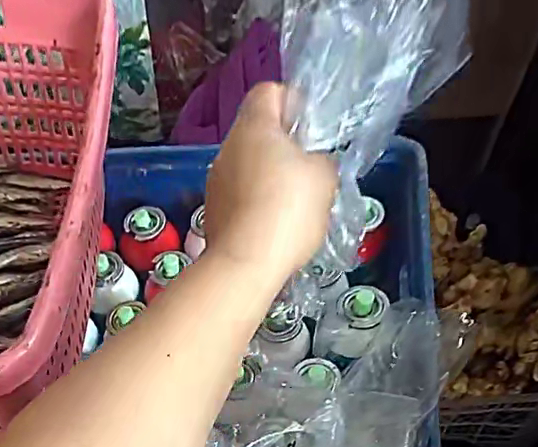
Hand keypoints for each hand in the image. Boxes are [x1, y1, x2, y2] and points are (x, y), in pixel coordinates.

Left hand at [202, 83, 336, 279]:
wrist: (246, 265)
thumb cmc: (287, 212)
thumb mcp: (324, 178)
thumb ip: (323, 160)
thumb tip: (315, 163)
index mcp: (253, 125)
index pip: (270, 91)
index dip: (294, 103)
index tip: (311, 129)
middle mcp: (227, 148)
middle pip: (258, 135)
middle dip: (284, 150)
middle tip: (308, 175)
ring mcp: (215, 183)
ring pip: (248, 170)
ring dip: (269, 182)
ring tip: (292, 209)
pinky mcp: (213, 215)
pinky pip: (240, 201)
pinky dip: (257, 209)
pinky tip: (274, 230)